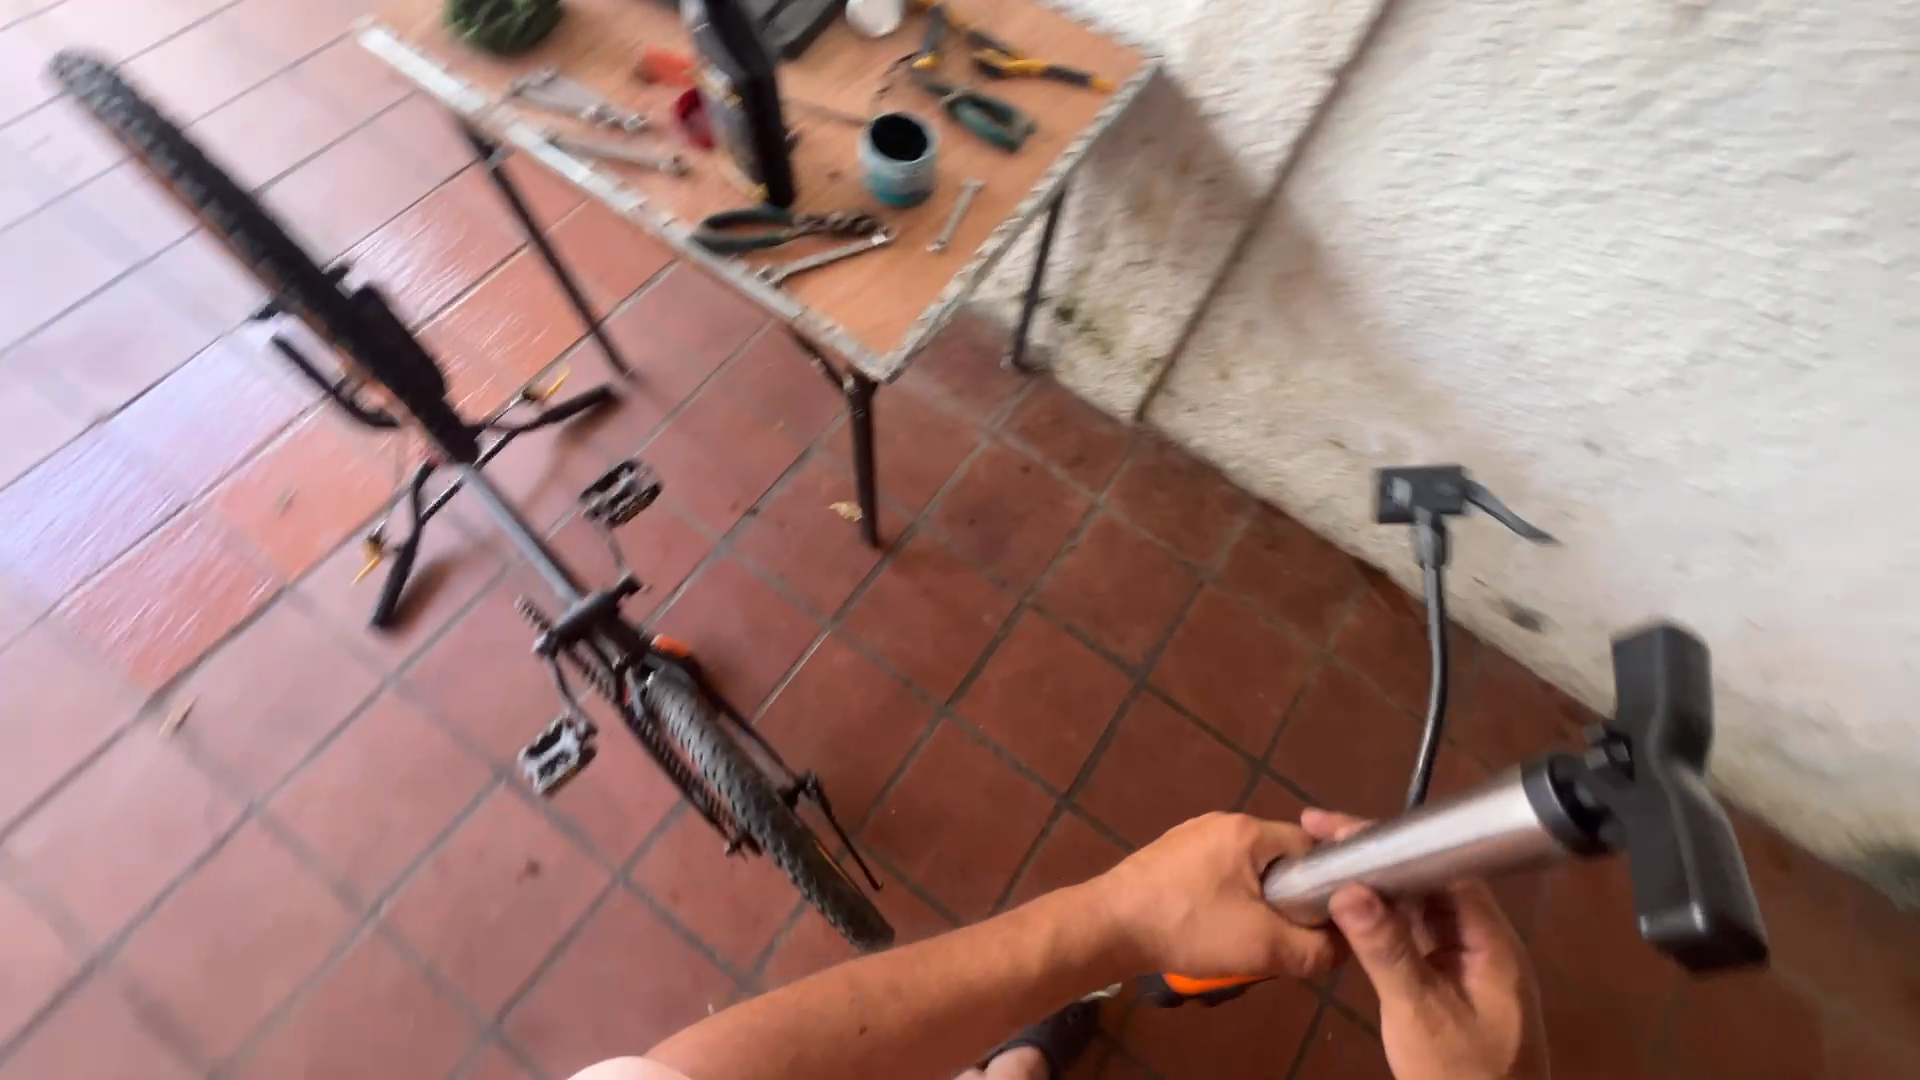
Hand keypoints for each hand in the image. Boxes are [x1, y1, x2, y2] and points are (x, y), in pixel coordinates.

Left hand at [1088, 812, 1342, 980]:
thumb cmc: (1189, 926)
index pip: (1311, 847)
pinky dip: (1229, 899)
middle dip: (1289, 899)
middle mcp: (1221, 822)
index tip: (1325, 921)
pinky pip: (1221, 873)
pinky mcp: (1174, 853)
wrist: (1114, 924)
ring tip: (1249, 937)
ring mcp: (1194, 835)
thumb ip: (1317, 948)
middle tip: (1285, 937)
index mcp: (1247, 830)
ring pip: (1250, 869)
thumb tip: (1341, 943)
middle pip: (1279, 859)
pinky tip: (1216, 929)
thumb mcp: (1265, 947)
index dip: (1328, 885)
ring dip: (1258, 903)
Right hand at [1303, 809, 1547, 1079]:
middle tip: (1316, 836)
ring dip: (1370, 877)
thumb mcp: (1420, 1016)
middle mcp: (1479, 938)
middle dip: (1371, 851)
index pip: (1439, 866)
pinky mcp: (1445, 973)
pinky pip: (1408, 925)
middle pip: (1425, 875)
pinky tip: (1343, 902)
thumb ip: (1387, 951)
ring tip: (1321, 859)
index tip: (1334, 828)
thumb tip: (1347, 888)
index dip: (1387, 840)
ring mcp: (1463, 956)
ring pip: (1414, 898)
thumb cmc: (1463, 1079)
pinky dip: (1375, 908)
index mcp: (1489, 941)